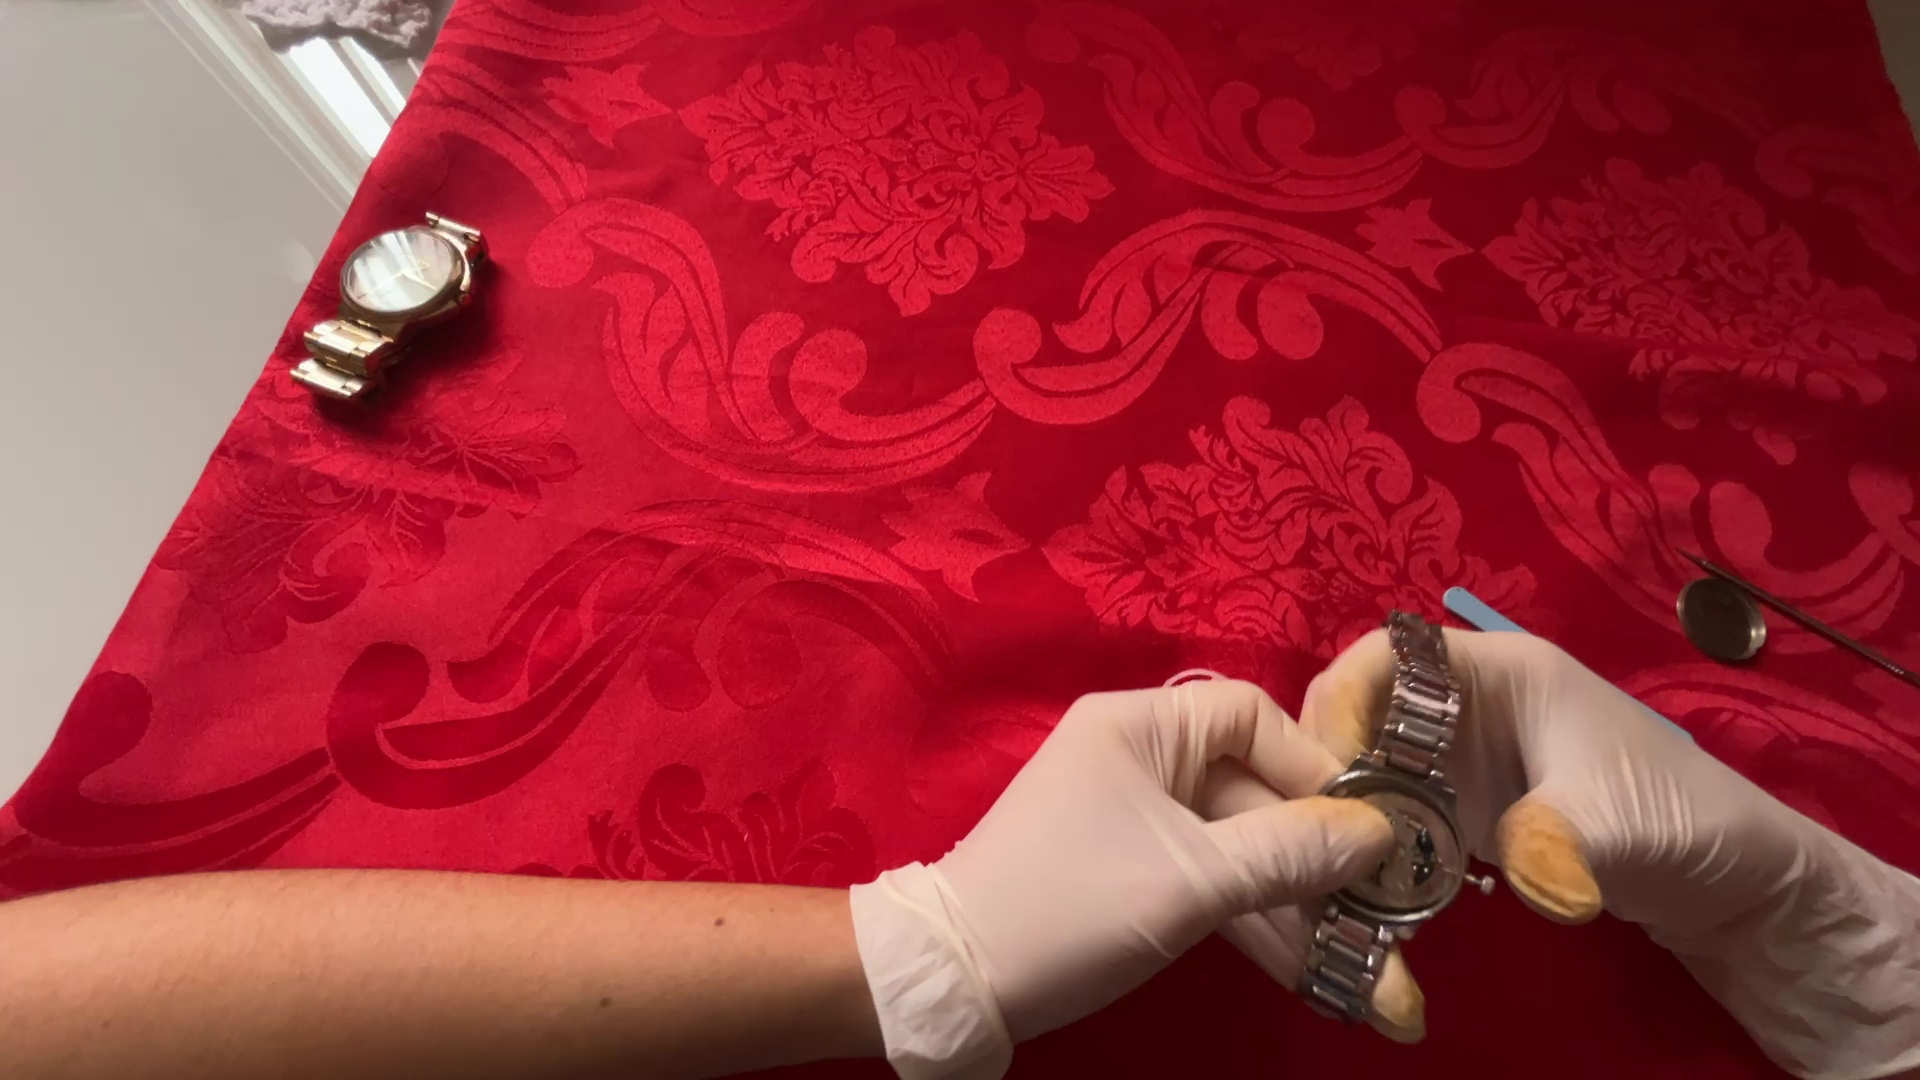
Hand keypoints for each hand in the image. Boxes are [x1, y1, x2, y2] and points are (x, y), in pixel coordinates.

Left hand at [848, 680, 1392, 1076]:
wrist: (962, 974)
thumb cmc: (1073, 904)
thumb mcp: (1190, 878)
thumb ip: (1288, 851)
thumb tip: (1376, 828)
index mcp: (1139, 725)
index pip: (1246, 714)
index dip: (1310, 763)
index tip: (1367, 827)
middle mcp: (1138, 754)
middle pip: (1249, 789)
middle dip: (1316, 860)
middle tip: (1388, 923)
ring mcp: (1135, 811)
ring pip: (1234, 844)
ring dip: (1295, 904)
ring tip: (1373, 975)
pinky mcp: (1132, 862)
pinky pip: (1206, 875)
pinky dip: (1251, 918)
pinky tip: (1315, 974)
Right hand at [1301, 628, 1919, 1079]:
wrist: (1734, 888)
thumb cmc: (1686, 824)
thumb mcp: (1621, 826)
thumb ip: (1554, 839)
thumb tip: (1502, 867)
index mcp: (1496, 669)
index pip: (1388, 651)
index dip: (1346, 692)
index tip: (1328, 758)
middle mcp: (1459, 696)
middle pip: (1359, 694)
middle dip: (1325, 739)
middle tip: (1312, 801)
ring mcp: (1450, 742)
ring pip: (1361, 740)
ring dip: (1336, 778)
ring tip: (1324, 828)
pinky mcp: (1449, 788)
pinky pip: (1382, 785)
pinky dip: (1360, 810)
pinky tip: (1354, 847)